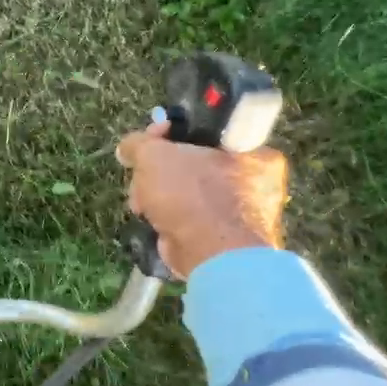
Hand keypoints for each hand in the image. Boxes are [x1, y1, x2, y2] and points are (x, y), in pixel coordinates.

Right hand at [116, 121, 289, 276]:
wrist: (211, 252)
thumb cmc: (191, 194)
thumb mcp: (154, 154)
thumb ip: (138, 142)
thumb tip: (130, 148)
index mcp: (255, 153)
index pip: (205, 133)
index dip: (171, 134)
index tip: (150, 140)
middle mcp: (256, 180)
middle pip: (187, 162)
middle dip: (156, 171)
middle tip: (144, 178)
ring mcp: (241, 209)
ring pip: (182, 188)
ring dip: (154, 194)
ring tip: (145, 204)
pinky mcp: (224, 232)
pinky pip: (187, 212)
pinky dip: (166, 214)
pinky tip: (154, 218)